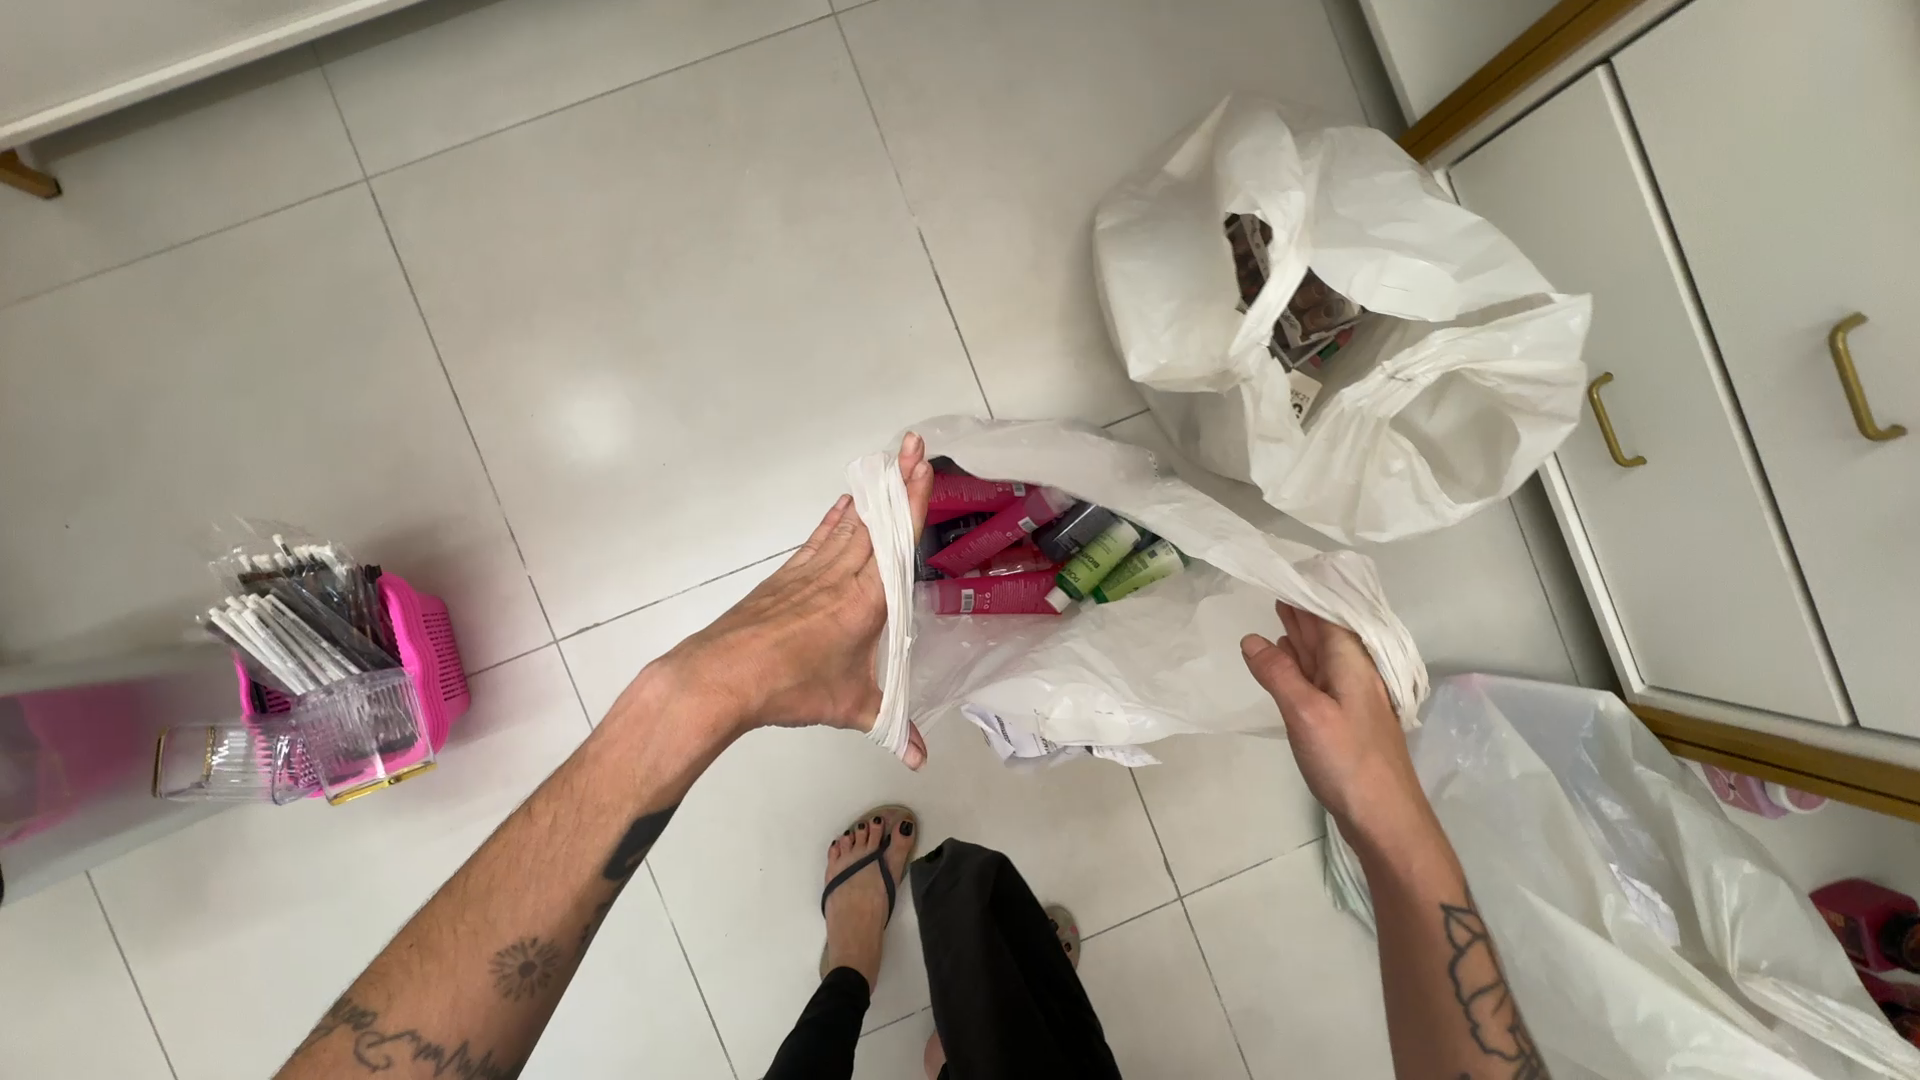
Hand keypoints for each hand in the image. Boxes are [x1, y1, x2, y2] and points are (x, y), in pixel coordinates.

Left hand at [654, 433, 934, 767]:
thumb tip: (921, 762)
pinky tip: (843, 506)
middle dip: (897, 480)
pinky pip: (819, 539)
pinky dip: (834, 520)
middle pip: (876, 520)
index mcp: (868, 600)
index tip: (922, 465)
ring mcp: (811, 571)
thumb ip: (891, 726)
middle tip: (913, 443)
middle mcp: (843, 576)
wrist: (721, 677)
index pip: (898, 542)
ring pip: (849, 525)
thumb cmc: (791, 688)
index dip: (912, 502)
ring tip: (885, 464)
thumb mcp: (849, 709)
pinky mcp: (786, 576)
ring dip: (870, 495)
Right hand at [1239, 603, 1424, 837]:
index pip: (1326, 614)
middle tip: (1277, 582)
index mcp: (1350, 663)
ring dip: (1302, 632)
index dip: (1306, 592)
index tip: (1284, 569)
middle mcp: (1353, 673)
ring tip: (1279, 610)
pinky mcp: (1342, 719)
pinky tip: (1289, 656)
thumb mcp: (1305, 712)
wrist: (1386, 819)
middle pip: (1325, 631)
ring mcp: (1349, 697)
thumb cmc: (1348, 761)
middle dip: (1303, 608)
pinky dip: (1301, 661)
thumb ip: (1278, 673)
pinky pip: (1318, 676)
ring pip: (1322, 653)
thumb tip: (1251, 638)